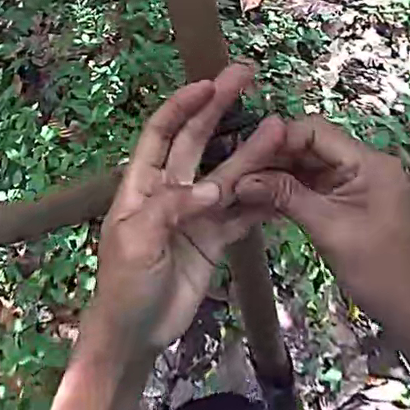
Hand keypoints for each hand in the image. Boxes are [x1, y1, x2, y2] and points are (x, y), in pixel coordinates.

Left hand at [84, 63, 284, 361]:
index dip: (182, 105)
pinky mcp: (214, 238)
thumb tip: (211, 190)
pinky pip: (241, 213)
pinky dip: (261, 199)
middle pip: (197, 140)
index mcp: (142, 181)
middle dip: (218, 108)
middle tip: (243, 77)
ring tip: (279, 128)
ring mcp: (195, 211)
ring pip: (227, 174)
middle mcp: (171, 187)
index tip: (206, 83)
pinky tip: (285, 183)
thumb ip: (169, 210)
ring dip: (251, 151)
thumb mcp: (136, 241)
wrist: (136, 332)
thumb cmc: (124, 281)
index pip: (162, 132)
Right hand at [234, 118, 409, 332]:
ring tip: (246, 184)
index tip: (248, 156)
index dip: (278, 139)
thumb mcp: (328, 229)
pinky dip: (290, 189)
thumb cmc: (381, 272)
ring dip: (278, 173)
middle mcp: (364, 164)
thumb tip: (240, 179)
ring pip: (308, 164)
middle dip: (274, 156)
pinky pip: (314, 183)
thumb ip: (285, 195)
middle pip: (309, 145)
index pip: (314, 130)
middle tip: (240, 171)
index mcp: (369, 163)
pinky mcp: (350, 200)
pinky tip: (264, 197)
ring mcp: (358, 182)